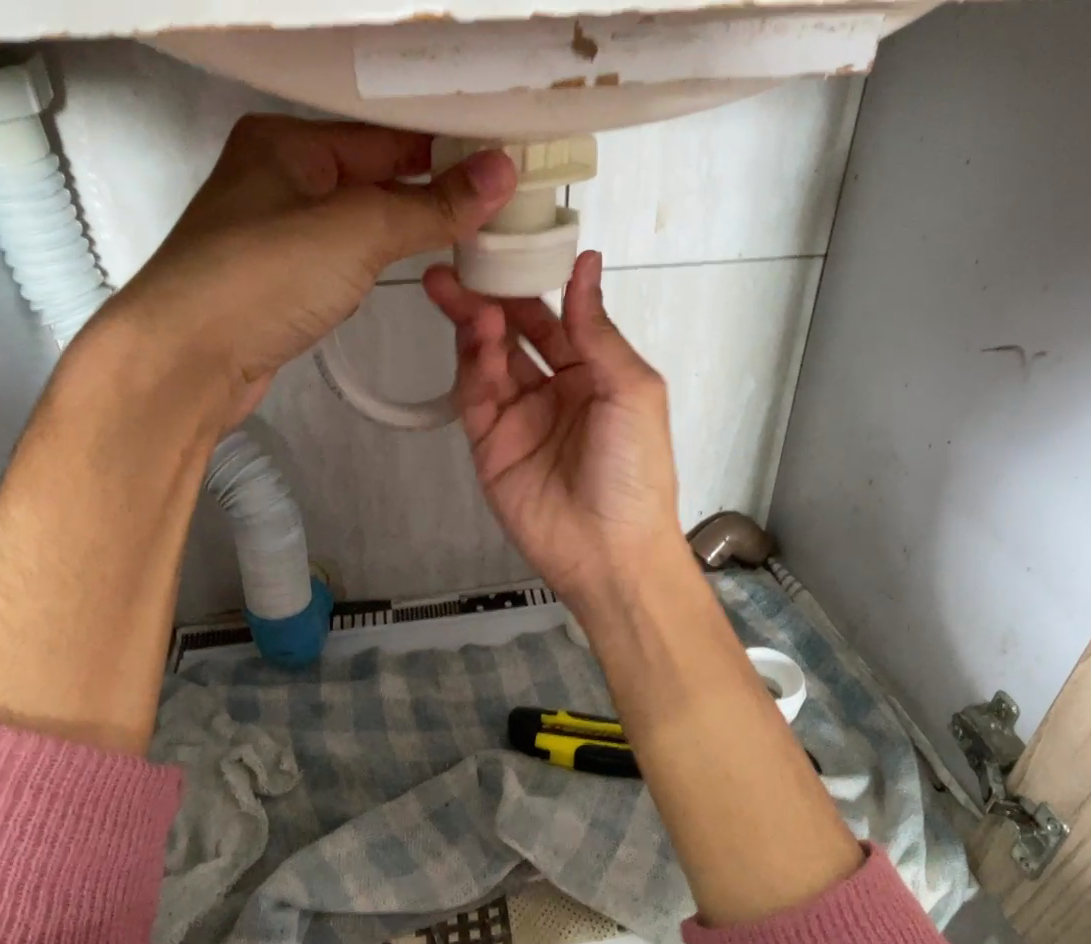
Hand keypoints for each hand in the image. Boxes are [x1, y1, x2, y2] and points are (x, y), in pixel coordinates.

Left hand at [80, 115, 516, 426]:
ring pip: (361, 219)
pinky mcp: (280, 280)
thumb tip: (500, 174)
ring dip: (411, 226)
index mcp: (288, 143)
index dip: (446, 146)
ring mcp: (277, 232)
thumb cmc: (263, 277)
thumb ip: (431, 206)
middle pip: (374, 174)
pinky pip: (345, 256)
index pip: (385, 133)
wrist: (186, 360)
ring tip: (477, 232)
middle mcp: (280, 177)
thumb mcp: (357, 230)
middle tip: (503, 202)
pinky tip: (418, 264)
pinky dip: (382, 259)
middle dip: (434, 189)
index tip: (503, 162)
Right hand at [423, 251, 682, 603]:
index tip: (507, 245)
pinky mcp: (489, 444)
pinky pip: (475, 396)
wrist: (609, 551)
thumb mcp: (631, 389)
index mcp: (593, 374)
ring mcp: (518, 417)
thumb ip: (597, 329)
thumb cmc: (634, 469)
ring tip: (456, 291)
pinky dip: (472, 363)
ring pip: (488, 359)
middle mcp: (553, 390)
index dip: (532, 284)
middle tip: (457, 263)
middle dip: (487, 298)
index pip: (555, 319)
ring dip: (474, 324)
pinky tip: (474, 334)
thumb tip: (586, 263)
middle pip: (513, 334)